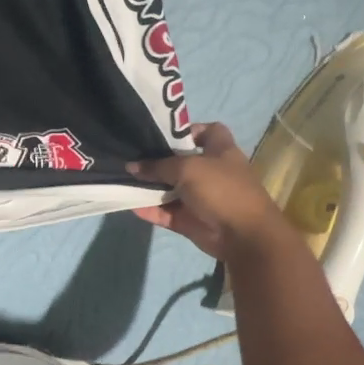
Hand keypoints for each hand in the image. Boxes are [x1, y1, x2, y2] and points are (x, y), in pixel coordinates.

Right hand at [127, 122, 286, 260]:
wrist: (241, 234)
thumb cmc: (221, 189)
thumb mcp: (188, 169)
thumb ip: (158, 166)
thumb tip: (131, 166)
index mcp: (220, 151)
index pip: (208, 132)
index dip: (188, 130)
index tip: (162, 135)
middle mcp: (209, 172)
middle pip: (179, 161)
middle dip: (156, 160)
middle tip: (130, 157)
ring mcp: (198, 197)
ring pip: (168, 189)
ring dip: (147, 187)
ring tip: (121, 180)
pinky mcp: (188, 219)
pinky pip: (163, 212)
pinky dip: (148, 209)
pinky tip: (127, 204)